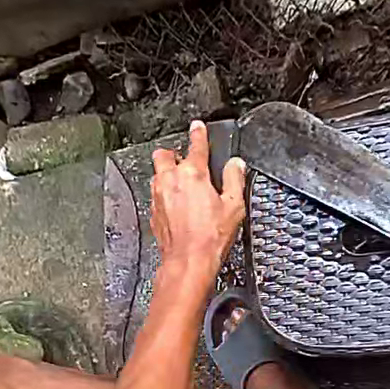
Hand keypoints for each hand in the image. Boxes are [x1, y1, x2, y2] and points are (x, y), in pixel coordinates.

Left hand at [151, 121, 245, 278]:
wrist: (188, 261)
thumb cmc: (209, 237)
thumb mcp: (233, 206)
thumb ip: (234, 179)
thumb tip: (236, 165)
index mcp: (193, 174)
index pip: (196, 145)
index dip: (198, 133)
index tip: (197, 127)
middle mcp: (171, 181)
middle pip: (164, 154)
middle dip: (174, 154)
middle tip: (186, 161)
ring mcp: (158, 196)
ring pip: (157, 174)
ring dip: (167, 173)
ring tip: (182, 183)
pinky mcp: (153, 212)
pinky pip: (155, 194)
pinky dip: (164, 194)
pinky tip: (176, 204)